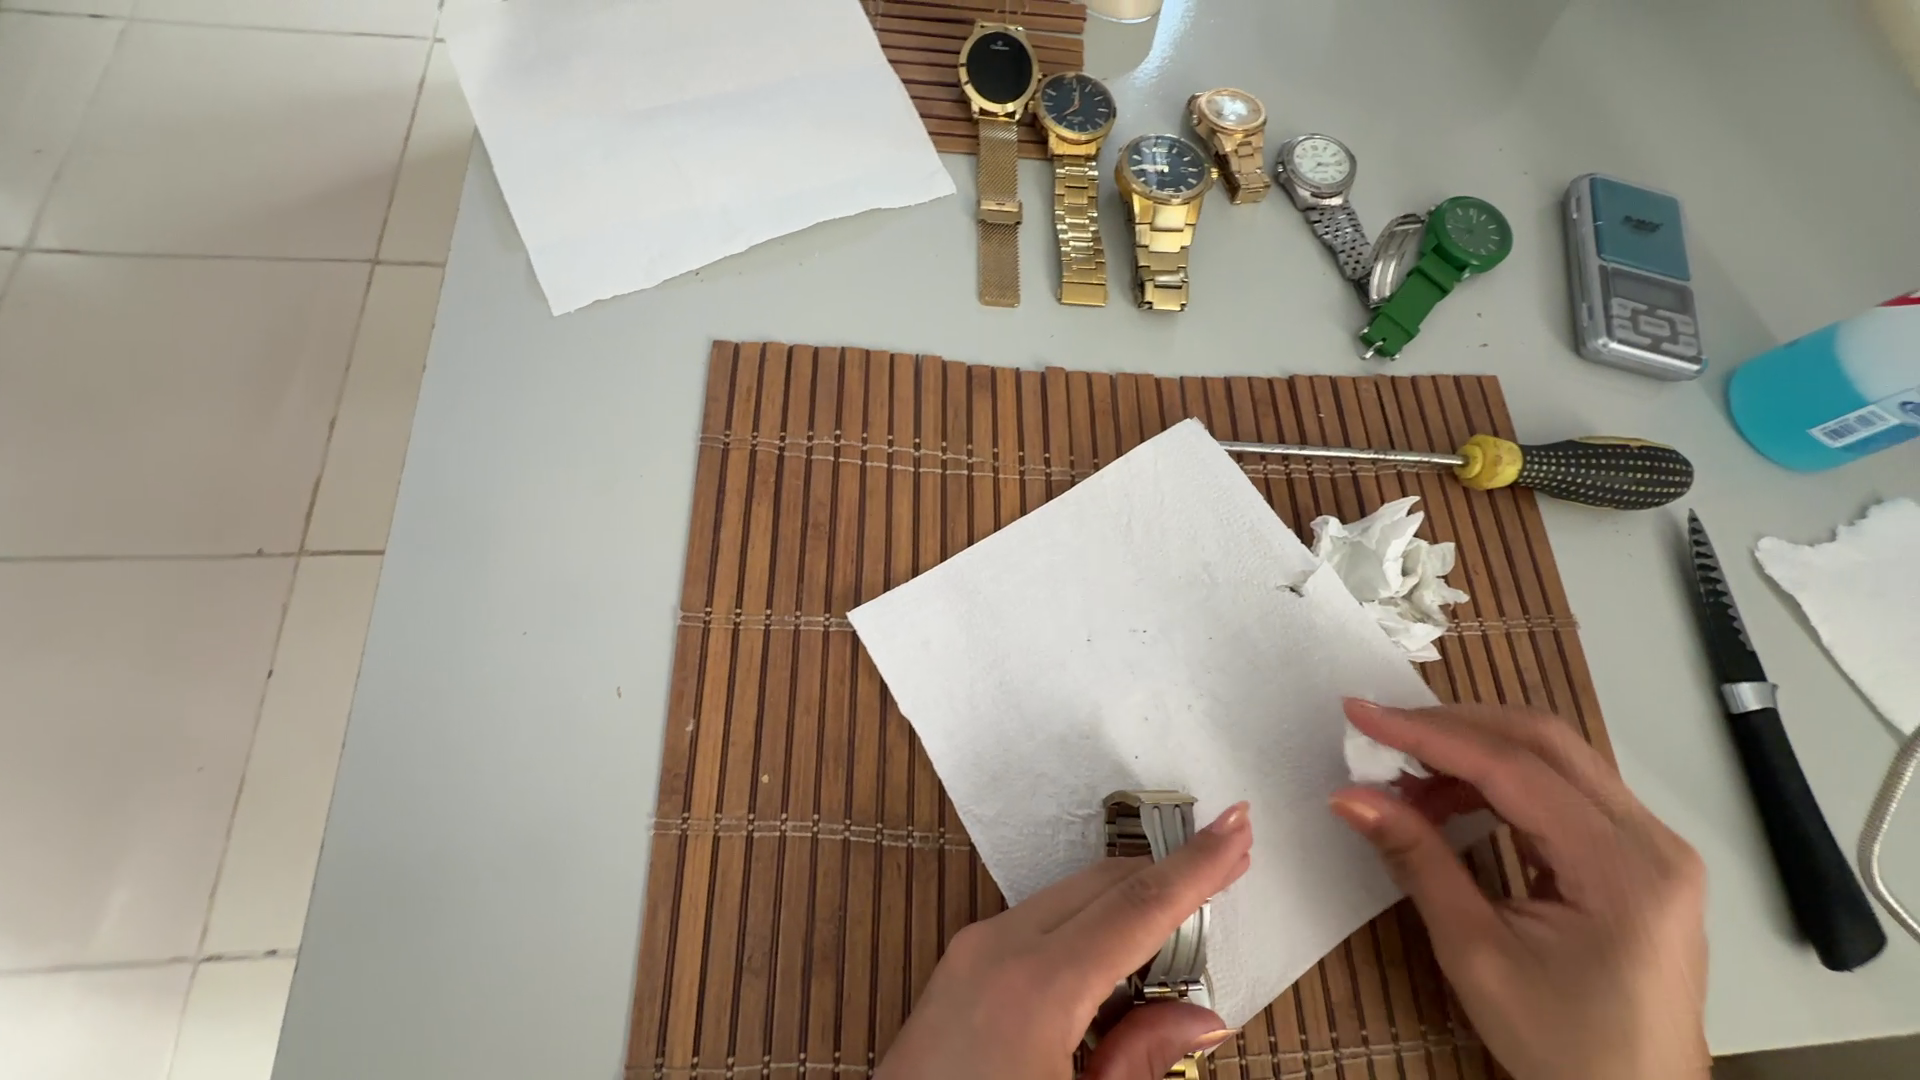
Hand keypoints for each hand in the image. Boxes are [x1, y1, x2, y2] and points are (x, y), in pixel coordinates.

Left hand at [874, 803, 1253, 1079]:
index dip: (1195, 866)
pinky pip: (1039, 917)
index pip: (1136, 907)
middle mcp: (1000, 946)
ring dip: (1130, 892)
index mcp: (1036, 987)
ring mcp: (974, 947)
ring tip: (1188, 902)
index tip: (1237, 823)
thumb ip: (1141, 1060)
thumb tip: (1201, 1014)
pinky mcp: (962, 960)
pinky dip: (1088, 916)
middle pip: (1104, 885)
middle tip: (1230, 857)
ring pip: (1071, 894)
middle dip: (1170, 869)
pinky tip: (1121, 942)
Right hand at [1330, 700, 1709, 1079]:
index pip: (1514, 768)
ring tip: (1403, 777)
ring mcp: (1650, 844)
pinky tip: (1446, 800)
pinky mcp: (1635, 853)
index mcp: (1624, 870)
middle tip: (1379, 732)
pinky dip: (1492, 778)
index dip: (1429, 733)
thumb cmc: (1561, 1043)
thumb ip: (1416, 859)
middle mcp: (1652, 840)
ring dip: (1469, 749)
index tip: (1360, 714)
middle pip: (1543, 741)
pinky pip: (1558, 786)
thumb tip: (1348, 794)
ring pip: (1551, 755)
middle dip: (1451, 724)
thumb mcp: (1475, 952)